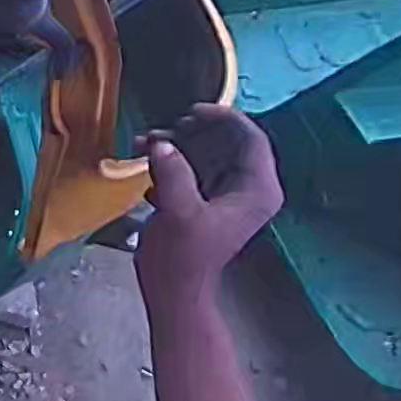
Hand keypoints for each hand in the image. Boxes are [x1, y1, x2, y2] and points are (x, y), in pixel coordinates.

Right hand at [135, 103, 282, 298]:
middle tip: (163, 129)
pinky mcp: (200, 202)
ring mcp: (222, 196)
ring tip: (145, 142)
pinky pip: (189, 170)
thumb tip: (162, 145)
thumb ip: (173, 174)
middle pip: (225, 144)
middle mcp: (246, 189)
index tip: (192, 111)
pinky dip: (168, 162)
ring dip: (175, 146)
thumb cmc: (182, 256)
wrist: (171, 289)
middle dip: (192, 133)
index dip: (225, 119)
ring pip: (204, 155)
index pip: (251, 140)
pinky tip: (143, 161)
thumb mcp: (178, 212)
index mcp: (256, 191)